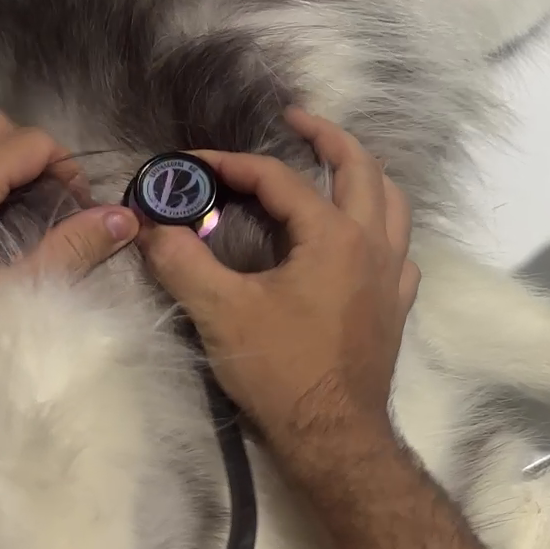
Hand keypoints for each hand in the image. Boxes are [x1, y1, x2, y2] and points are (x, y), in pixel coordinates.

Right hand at [138, 109, 418, 449]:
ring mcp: (395, 270)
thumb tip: (149, 224)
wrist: (334, 427)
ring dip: (366, 175)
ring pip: (393, 203)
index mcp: (335, 237)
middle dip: (330, 137)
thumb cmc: (280, 368)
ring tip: (335, 163)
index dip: (233, 164)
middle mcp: (374, 243)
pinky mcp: (399, 298)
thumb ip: (181, 260)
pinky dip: (382, 225)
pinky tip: (361, 234)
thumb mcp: (219, 310)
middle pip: (363, 169)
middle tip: (297, 121)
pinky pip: (400, 245)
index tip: (192, 164)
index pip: (282, 181)